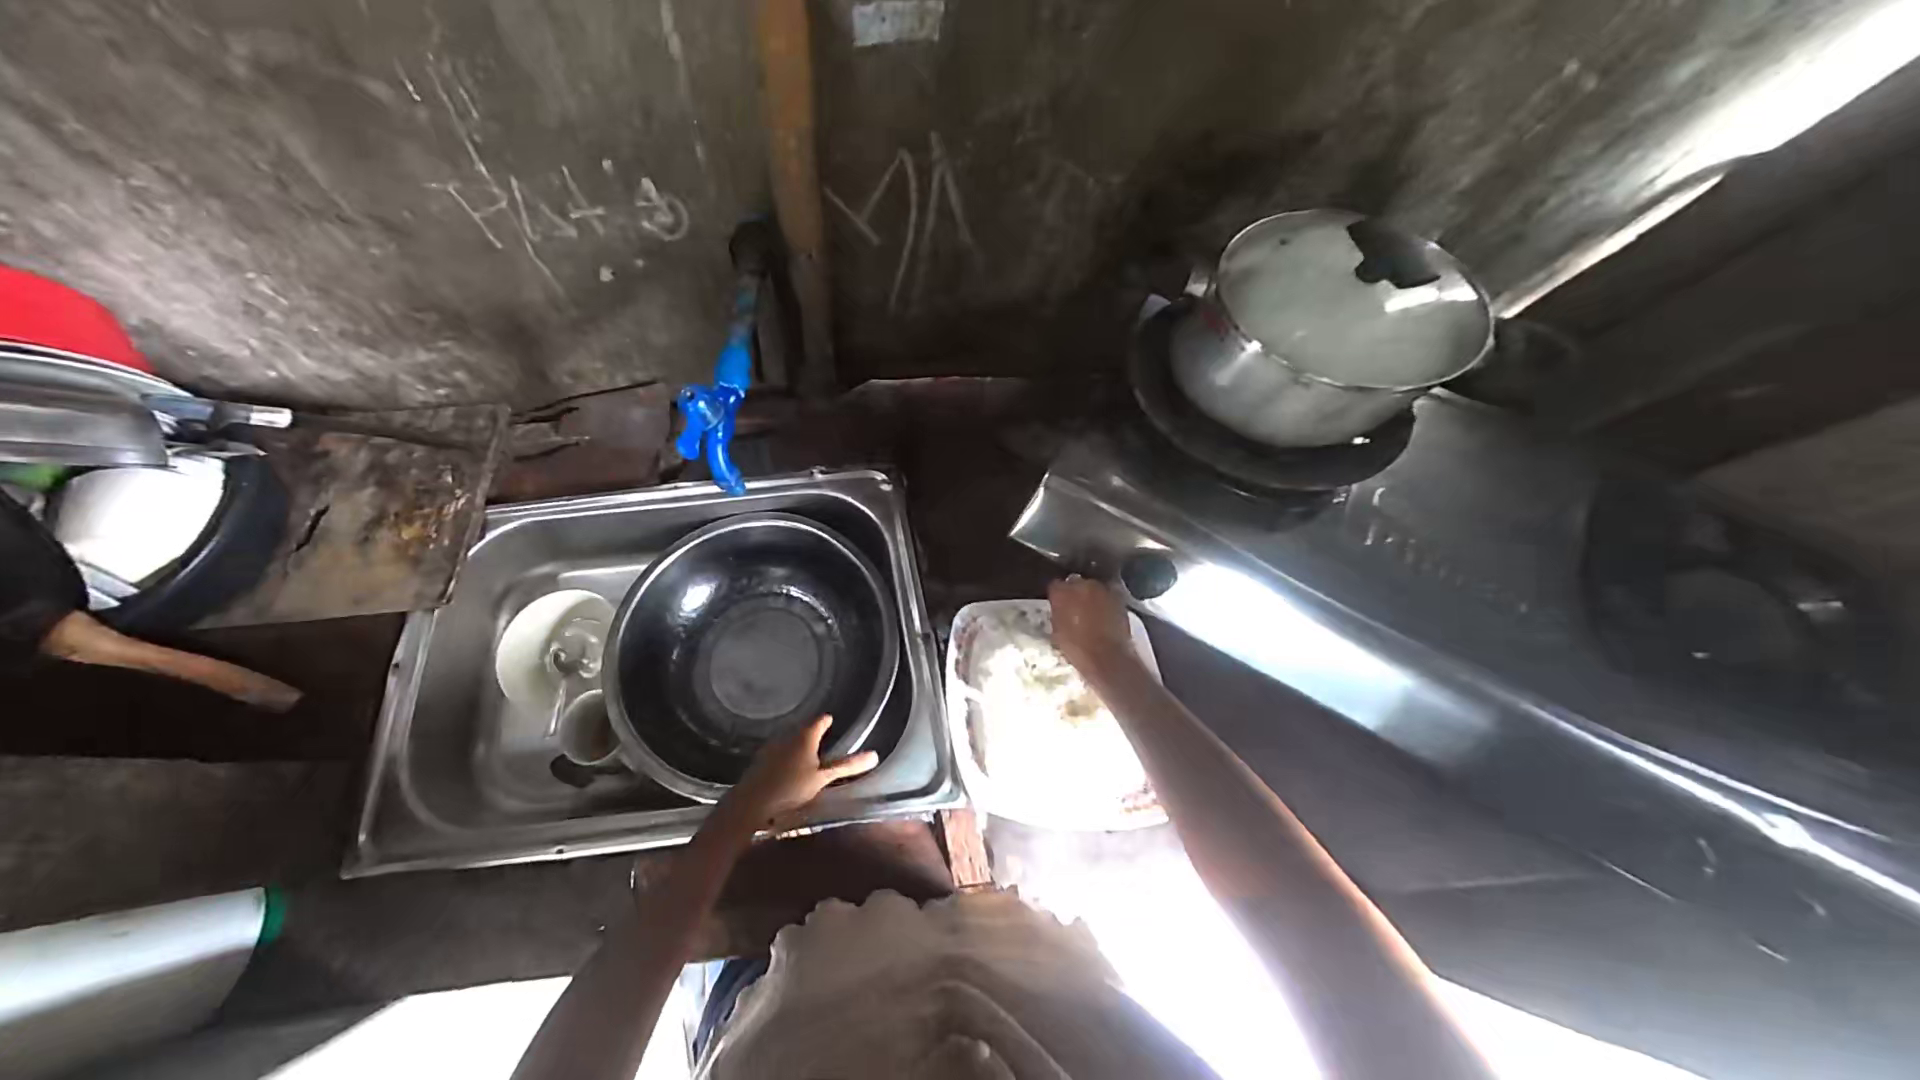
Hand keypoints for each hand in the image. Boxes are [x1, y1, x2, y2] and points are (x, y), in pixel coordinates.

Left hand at [721, 714, 878, 830]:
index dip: (826, 721)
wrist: (750, 805)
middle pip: (803, 730)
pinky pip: (778, 753)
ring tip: (808, 753)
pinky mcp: (760, 762)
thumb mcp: (823, 779)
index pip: (819, 722)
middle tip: (823, 736)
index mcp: (804, 737)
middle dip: (812, 733)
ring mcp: (771, 749)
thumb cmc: (791, 789)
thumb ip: (847, 767)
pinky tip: (788, 769)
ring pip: (789, 741)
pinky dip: (786, 757)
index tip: (830, 719)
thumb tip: (875, 755)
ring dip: (798, 745)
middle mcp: (787, 737)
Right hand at [1049, 576, 1137, 678]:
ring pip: (1093, 587)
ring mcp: (1102, 589)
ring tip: (1091, 609)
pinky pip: (1108, 594)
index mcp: (1062, 593)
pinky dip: (1106, 601)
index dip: (1056, 595)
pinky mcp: (1119, 597)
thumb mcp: (1057, 632)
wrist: (1108, 657)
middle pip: (1076, 582)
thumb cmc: (1077, 649)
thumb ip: (1057, 613)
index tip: (1057, 603)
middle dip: (1075, 592)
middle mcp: (1082, 585)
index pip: (1055, 585)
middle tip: (1075, 606)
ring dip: (1091, 595)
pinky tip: (1105, 612)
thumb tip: (1060, 608)